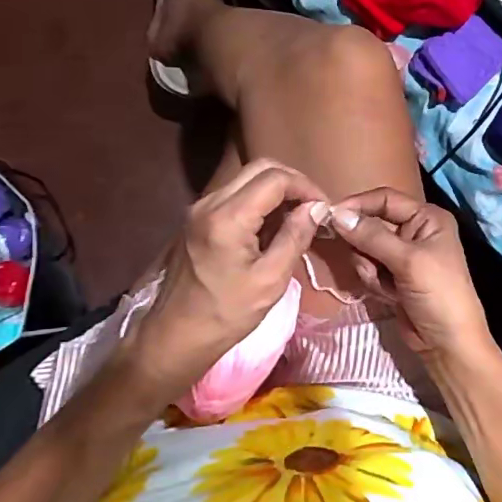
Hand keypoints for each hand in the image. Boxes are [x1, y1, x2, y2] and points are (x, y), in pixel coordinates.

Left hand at [110, 160, 325, 411]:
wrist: (178, 334)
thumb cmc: (227, 313)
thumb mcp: (271, 280)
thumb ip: (295, 237)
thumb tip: (317, 208)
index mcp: (228, 217)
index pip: (275, 178)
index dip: (305, 186)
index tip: (323, 208)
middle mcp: (210, 202)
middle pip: (260, 168)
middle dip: (292, 182)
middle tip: (313, 208)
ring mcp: (200, 207)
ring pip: (246, 178)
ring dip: (275, 190)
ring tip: (297, 217)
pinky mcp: (197, 217)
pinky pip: (234, 194)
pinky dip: (258, 200)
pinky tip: (272, 226)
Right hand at [326, 187, 489, 363]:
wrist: (448, 344)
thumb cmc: (438, 294)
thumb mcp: (407, 261)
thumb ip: (371, 236)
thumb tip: (336, 215)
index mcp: (427, 218)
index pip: (385, 199)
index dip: (359, 205)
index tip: (332, 217)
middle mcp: (414, 231)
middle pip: (370, 224)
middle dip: (365, 246)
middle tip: (369, 265)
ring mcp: (403, 255)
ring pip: (365, 249)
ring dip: (369, 268)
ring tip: (387, 285)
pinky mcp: (393, 277)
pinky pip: (369, 269)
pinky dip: (374, 282)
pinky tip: (390, 296)